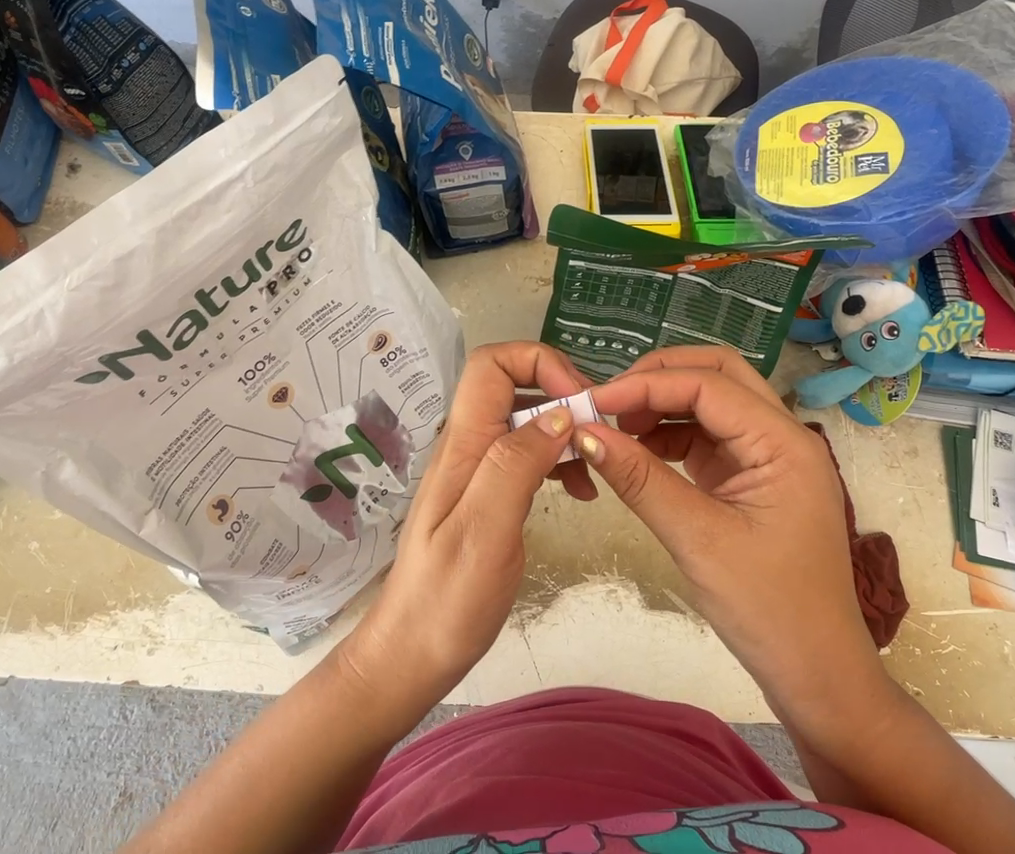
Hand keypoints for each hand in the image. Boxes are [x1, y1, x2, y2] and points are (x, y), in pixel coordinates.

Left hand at [339, 342, 587, 703]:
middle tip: (601, 434)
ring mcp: (476, 471)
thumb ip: (517, 465)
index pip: (492, 364)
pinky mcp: (488, 496)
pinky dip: (558, 461)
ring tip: (595, 467)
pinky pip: (527, 456)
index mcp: (463, 446)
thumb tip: (560, 412)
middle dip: (562, 394)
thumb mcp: (485, 531)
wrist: (414, 652)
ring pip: (525, 420)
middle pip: (513, 384)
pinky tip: (579, 491)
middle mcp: (467, 448)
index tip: (579, 401)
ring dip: (565, 430)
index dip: (539, 363)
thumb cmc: (448, 599)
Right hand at [578, 347, 884, 696]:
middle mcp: (781, 437)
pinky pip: (707, 439)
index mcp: (784, 442)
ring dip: (662, 406)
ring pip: (711, 404)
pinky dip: (669, 438)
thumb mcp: (697, 539)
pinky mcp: (751, 481)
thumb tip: (585, 433)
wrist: (814, 671)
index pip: (709, 384)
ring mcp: (767, 458)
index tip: (593, 402)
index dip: (646, 385)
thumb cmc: (766, 607)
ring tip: (613, 429)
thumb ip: (640, 479)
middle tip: (607, 401)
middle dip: (659, 378)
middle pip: (719, 375)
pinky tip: (635, 454)